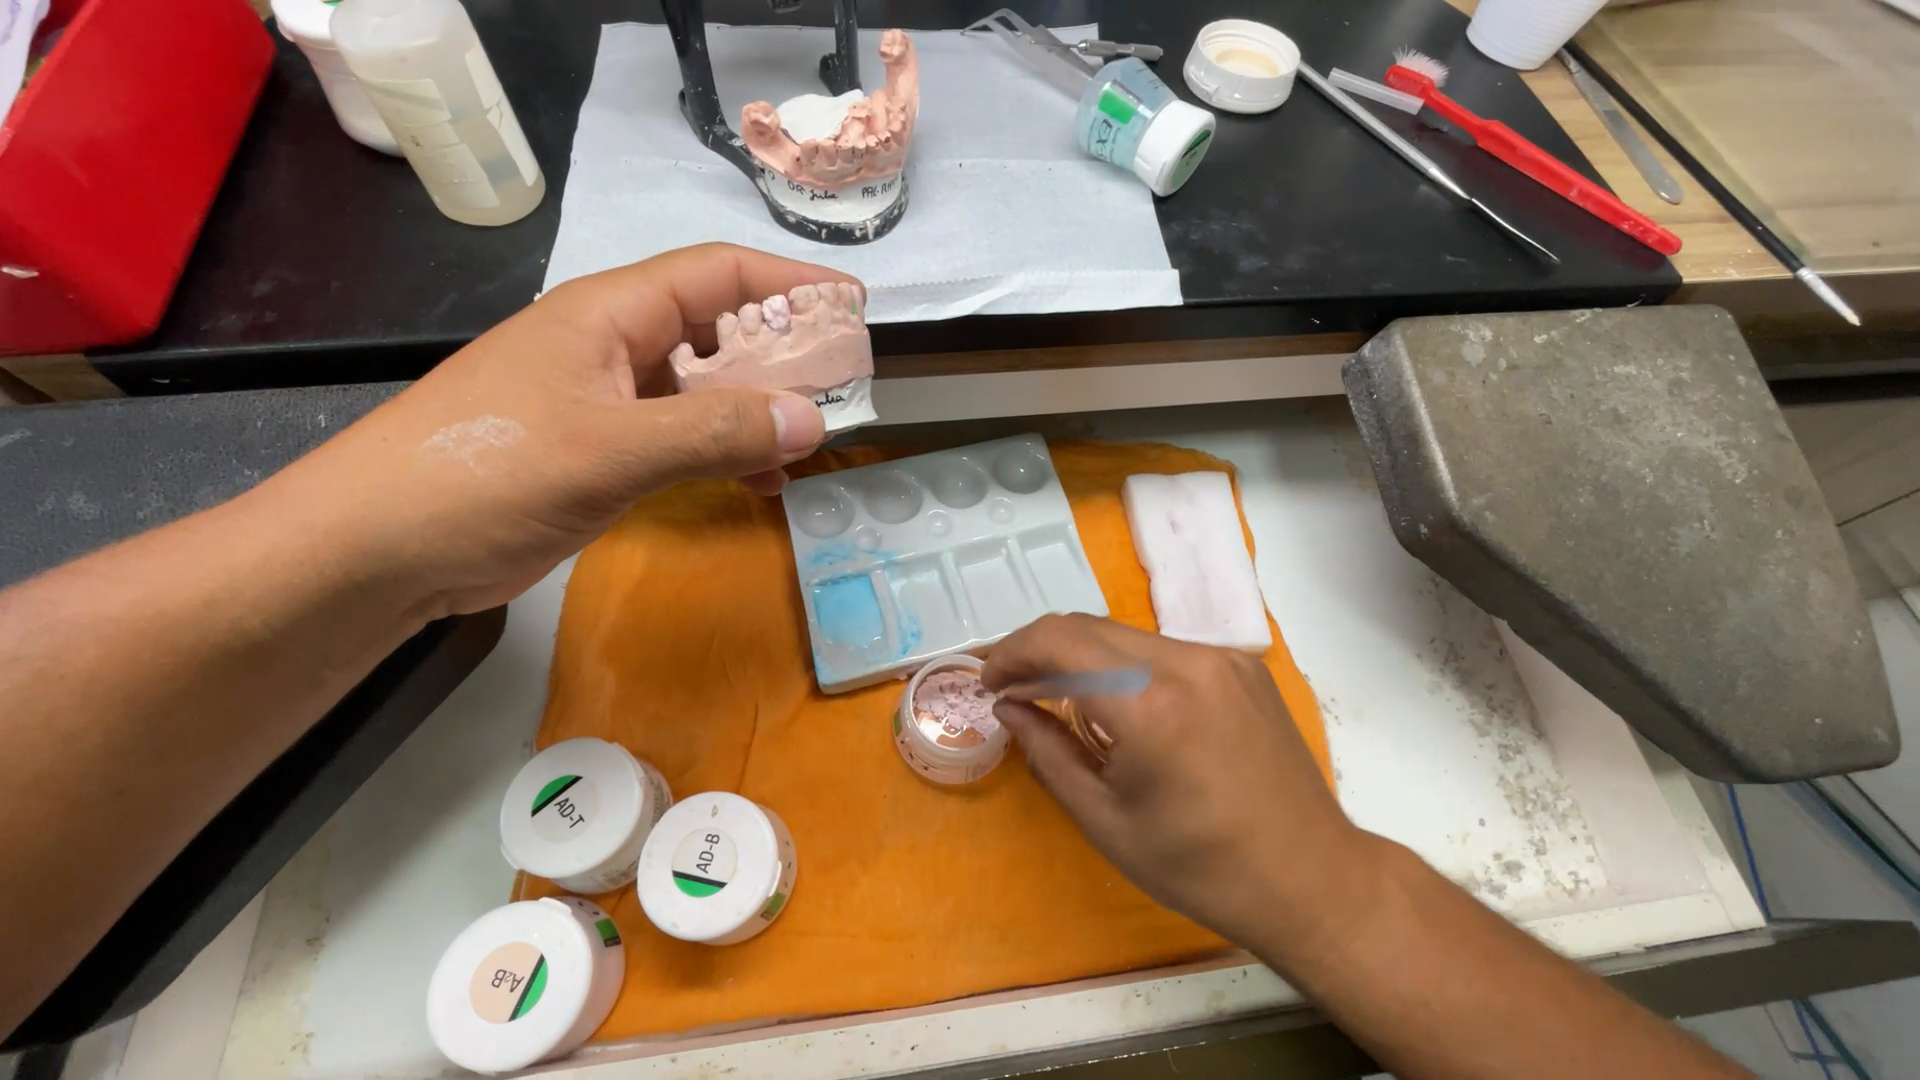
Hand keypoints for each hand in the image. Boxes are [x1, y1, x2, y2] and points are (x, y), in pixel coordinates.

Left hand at [262, 244, 854, 617]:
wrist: (377, 552)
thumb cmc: (485, 476)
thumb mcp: (610, 449)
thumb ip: (714, 432)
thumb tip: (812, 420)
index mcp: (608, 315)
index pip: (717, 274)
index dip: (788, 282)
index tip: (853, 306)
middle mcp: (610, 347)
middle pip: (716, 329)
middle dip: (782, 352)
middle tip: (843, 385)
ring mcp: (603, 402)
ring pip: (702, 390)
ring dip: (756, 411)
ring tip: (807, 443)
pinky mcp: (597, 452)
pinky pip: (680, 438)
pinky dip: (724, 454)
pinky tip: (759, 484)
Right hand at [982, 615, 1362, 945]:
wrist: (1309, 877)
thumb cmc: (1199, 866)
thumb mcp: (1105, 820)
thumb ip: (1047, 752)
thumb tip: (1008, 707)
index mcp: (1150, 704)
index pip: (1059, 642)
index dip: (1012, 653)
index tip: (989, 681)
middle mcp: (1188, 662)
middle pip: (1087, 626)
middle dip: (1038, 649)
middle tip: (1012, 687)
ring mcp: (1222, 658)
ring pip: (1125, 633)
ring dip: (1081, 654)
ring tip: (1058, 695)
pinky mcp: (1242, 665)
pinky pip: (1163, 649)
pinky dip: (1124, 663)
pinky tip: (1118, 702)